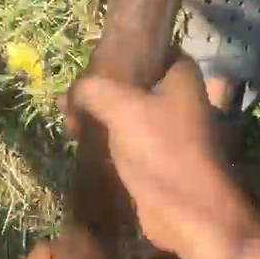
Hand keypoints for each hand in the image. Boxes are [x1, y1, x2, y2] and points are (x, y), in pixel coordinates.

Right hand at [66, 52, 259, 258]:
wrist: (189, 212)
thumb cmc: (162, 148)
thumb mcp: (120, 106)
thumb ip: (90, 90)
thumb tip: (70, 97)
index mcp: (180, 73)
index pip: (146, 46)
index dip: (118, 49)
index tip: (90, 59)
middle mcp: (178, 95)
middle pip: (131, 78)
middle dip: (99, 86)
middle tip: (73, 95)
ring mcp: (168, 127)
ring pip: (124, 108)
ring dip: (98, 112)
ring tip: (70, 119)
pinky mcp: (156, 154)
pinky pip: (124, 135)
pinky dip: (104, 135)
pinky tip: (79, 138)